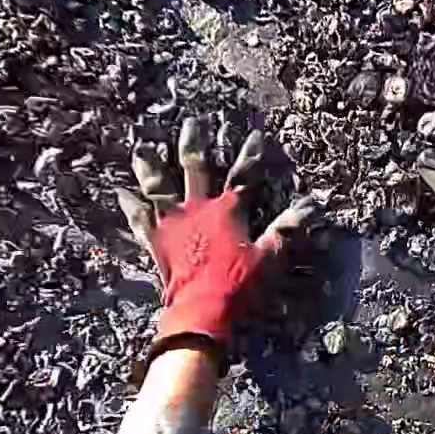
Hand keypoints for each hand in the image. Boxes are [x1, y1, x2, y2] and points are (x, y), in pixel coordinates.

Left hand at [116, 117, 319, 363]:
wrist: (199, 311)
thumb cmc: (237, 285)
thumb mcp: (268, 258)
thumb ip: (286, 229)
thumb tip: (313, 206)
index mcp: (227, 210)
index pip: (243, 174)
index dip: (251, 153)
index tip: (255, 134)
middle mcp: (198, 207)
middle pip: (195, 167)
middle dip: (194, 143)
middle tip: (192, 123)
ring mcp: (172, 221)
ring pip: (159, 185)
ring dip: (152, 166)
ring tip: (143, 149)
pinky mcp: (155, 239)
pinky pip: (138, 218)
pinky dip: (129, 205)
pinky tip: (121, 192)